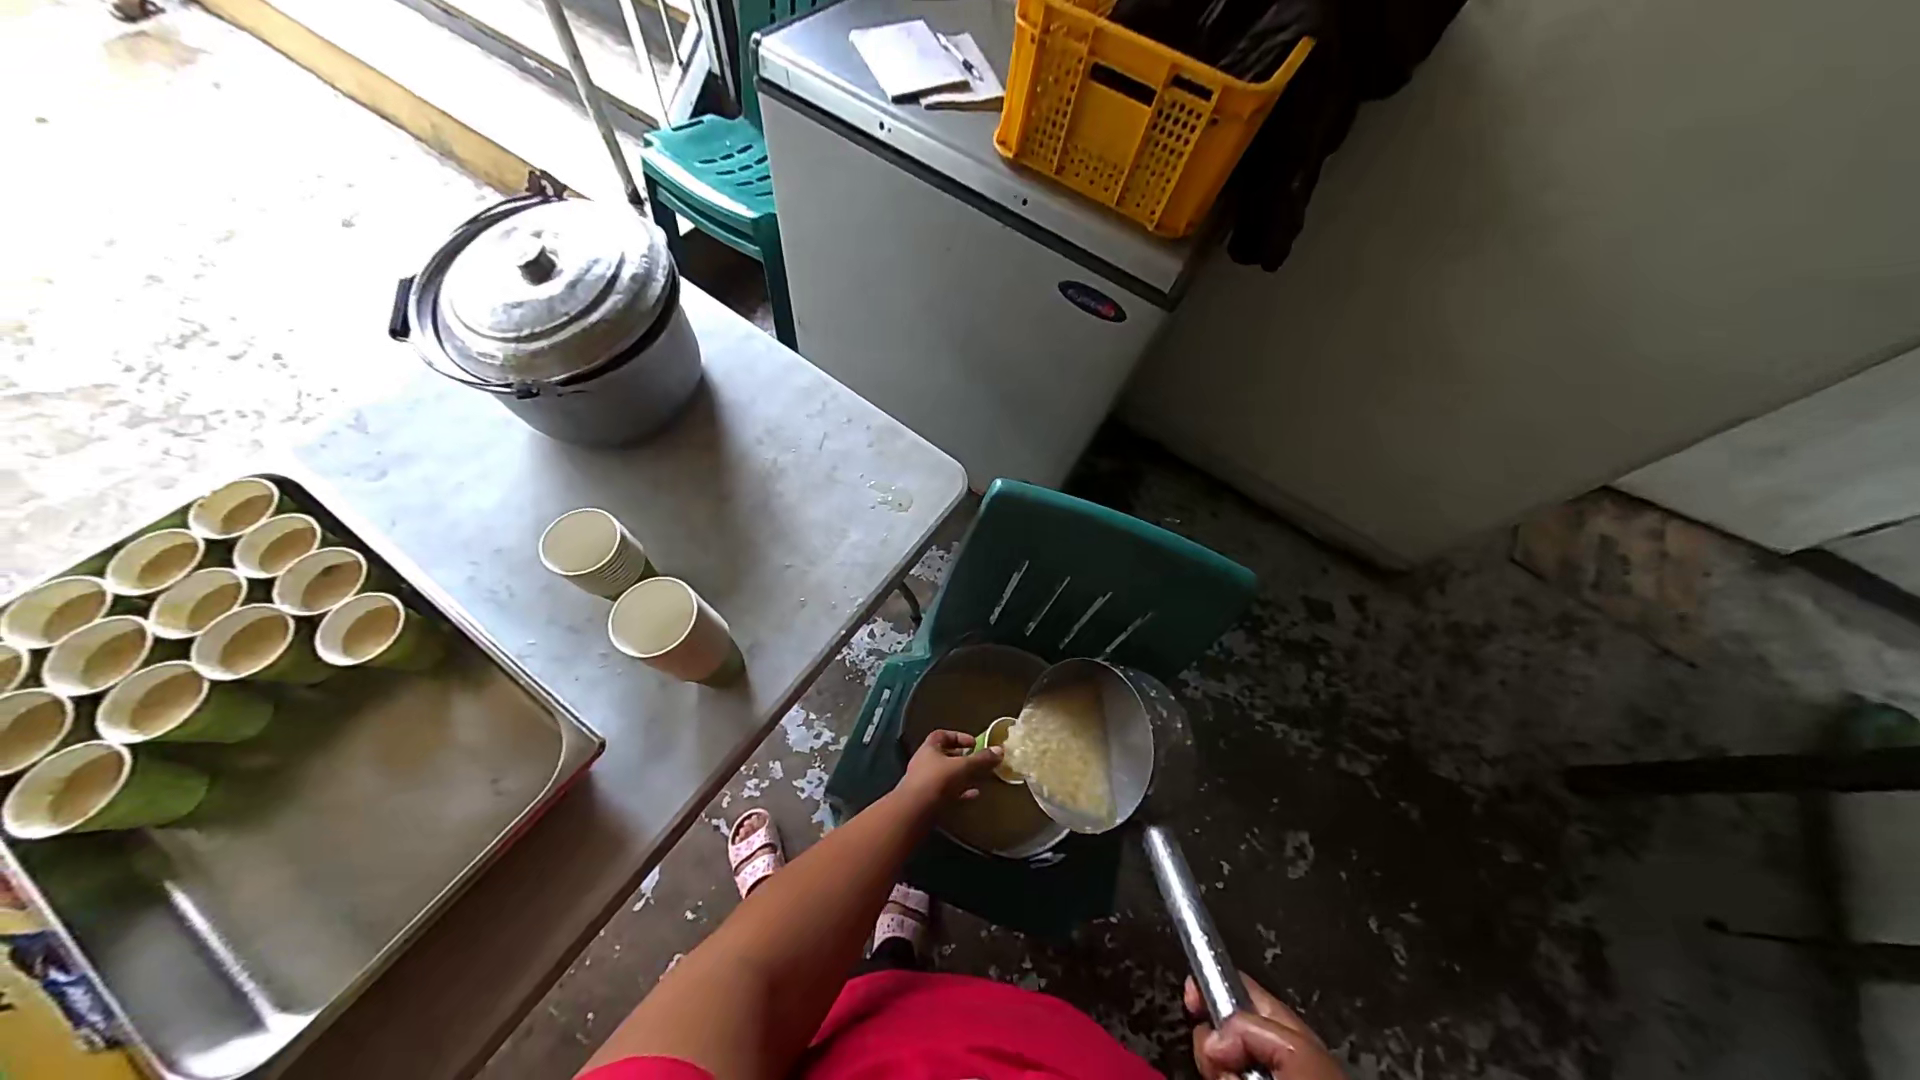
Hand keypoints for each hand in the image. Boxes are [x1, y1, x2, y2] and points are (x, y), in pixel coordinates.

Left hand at [899, 730, 1001, 806]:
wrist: (914, 812)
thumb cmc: (937, 781)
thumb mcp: (962, 767)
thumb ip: (981, 759)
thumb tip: (1000, 750)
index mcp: (929, 748)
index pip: (942, 735)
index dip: (959, 737)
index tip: (974, 743)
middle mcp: (924, 763)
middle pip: (945, 756)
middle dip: (963, 758)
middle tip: (978, 761)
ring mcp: (925, 782)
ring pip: (947, 775)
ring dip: (962, 776)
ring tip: (979, 778)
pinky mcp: (928, 801)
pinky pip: (947, 793)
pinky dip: (961, 792)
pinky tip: (974, 795)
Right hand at [1186, 974, 1344, 1079]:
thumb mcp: (1299, 1053)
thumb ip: (1253, 1028)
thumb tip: (1213, 1036)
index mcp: (1284, 1031)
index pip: (1238, 989)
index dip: (1210, 984)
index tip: (1192, 999)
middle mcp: (1266, 1055)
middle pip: (1216, 1029)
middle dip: (1212, 1044)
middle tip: (1228, 1064)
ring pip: (1213, 1064)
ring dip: (1218, 1074)